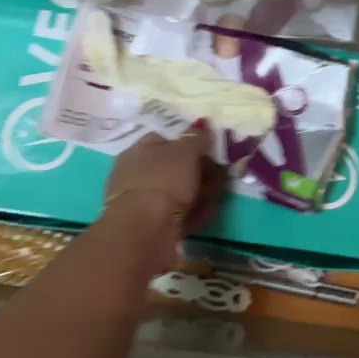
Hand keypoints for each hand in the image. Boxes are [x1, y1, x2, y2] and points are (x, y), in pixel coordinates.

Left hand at [101, 123, 225, 241]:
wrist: (145, 231)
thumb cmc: (163, 180)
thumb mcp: (185, 151)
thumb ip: (197, 138)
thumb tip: (203, 126)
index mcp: (138, 152)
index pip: (164, 140)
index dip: (189, 142)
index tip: (211, 148)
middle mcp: (137, 176)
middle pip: (173, 168)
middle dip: (200, 169)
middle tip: (221, 171)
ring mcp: (144, 204)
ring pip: (178, 193)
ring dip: (201, 191)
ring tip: (220, 191)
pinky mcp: (153, 228)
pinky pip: (179, 215)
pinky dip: (196, 212)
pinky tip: (211, 210)